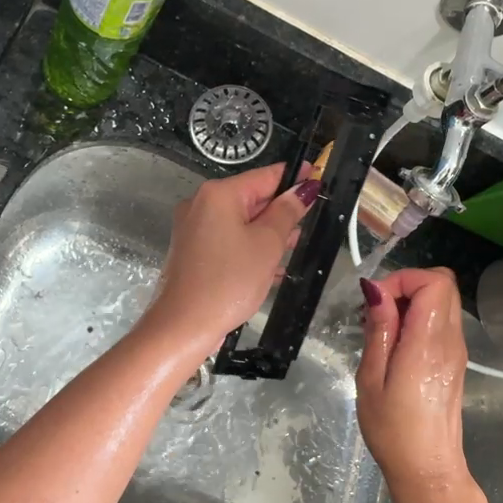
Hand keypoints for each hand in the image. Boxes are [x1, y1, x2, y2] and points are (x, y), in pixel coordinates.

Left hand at [141, 163, 316, 344]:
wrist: (184, 325)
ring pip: (239, 222)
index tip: (317, 178)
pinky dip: (249, 248)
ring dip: (267, 232)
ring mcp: (193, 229)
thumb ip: (287, 213)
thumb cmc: (230, 281)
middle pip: (250, 198)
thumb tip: (303, 189)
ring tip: (292, 247)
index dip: (293, 178)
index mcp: (218, 194)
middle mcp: (201, 204)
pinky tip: (270, 267)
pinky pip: (227, 240)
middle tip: (307, 223)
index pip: (264, 176)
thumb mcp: (267, 245)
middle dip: (279, 211)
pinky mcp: (192, 252)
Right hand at [357, 268, 472, 493]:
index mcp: (428, 343)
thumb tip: (376, 290)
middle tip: (378, 311)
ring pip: (444, 301)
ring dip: (412, 301)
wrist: (426, 468)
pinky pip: (441, 321)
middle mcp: (450, 340)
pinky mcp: (454, 360)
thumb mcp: (371, 378)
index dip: (403, 279)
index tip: (375, 302)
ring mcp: (456, 350)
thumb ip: (379, 329)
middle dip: (407, 285)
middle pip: (444, 284)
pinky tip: (396, 346)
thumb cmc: (392, 428)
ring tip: (383, 330)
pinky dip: (419, 318)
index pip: (433, 282)